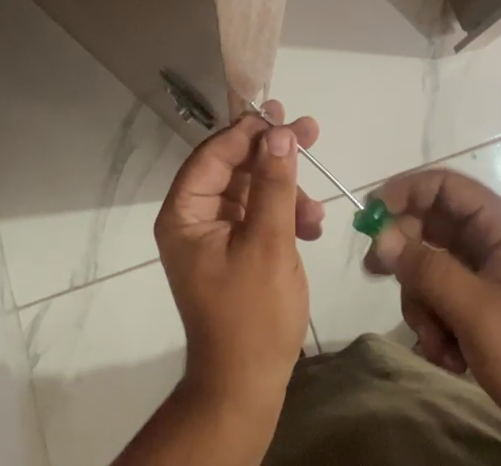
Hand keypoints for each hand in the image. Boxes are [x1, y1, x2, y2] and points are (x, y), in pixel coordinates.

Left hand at [154, 101, 322, 408]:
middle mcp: (193, 218)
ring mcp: (214, 235)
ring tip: (317, 212)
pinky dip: (285, 215)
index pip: (213, 154)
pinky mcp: (235, 251)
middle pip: (233, 167)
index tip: (283, 116)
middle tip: (310, 130)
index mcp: (184, 214)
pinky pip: (258, 215)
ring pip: (251, 190)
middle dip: (273, 154)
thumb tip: (279, 133)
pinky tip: (312, 227)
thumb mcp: (268, 243)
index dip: (248, 131)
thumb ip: (274, 184)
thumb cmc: (252, 314)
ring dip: (286, 191)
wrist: (246, 385)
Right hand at [364, 171, 500, 465]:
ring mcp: (484, 276)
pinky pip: (437, 299)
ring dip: (420, 303)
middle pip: (427, 225)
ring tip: (438, 342)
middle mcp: (490, 243)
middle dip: (404, 257)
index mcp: (500, 228)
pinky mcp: (478, 307)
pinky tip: (450, 357)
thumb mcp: (478, 312)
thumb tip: (381, 234)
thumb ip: (428, 269)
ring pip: (425, 266)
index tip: (369, 218)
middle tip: (376, 275)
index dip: (403, 192)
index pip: (443, 185)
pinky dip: (433, 325)